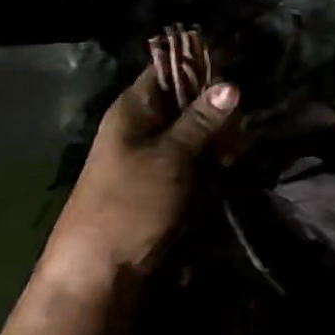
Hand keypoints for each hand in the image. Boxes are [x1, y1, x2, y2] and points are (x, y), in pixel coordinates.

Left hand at [42, 66, 239, 281]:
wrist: (100, 269)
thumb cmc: (130, 202)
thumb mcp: (171, 157)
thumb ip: (201, 120)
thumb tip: (230, 85)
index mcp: (135, 106)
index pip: (170, 67)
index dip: (201, 66)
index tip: (235, 77)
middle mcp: (143, 122)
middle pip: (188, 98)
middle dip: (216, 111)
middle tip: (232, 136)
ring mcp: (153, 151)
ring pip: (196, 129)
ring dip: (217, 138)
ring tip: (229, 159)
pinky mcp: (162, 177)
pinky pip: (193, 155)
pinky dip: (210, 159)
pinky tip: (224, 169)